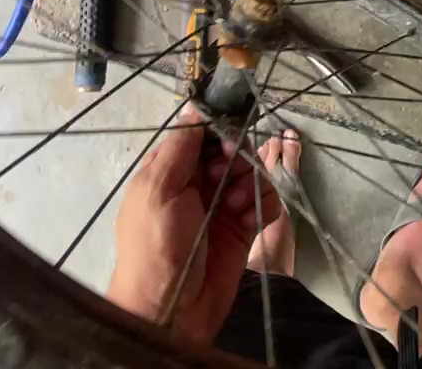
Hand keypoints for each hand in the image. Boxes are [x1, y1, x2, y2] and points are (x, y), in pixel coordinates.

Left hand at [106, 104, 279, 343]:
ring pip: (250, 171)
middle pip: (230, 147)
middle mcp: (198, 182)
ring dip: (247, 181)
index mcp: (170, 169)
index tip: (224, 139)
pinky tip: (248, 219)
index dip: (216, 130)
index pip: (201, 132)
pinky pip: (265, 200)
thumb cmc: (156, 247)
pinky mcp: (244, 228)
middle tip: (224, 174)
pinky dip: (262, 203)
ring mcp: (222, 205)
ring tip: (233, 204)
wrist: (171, 315)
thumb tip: (194, 106)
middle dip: (234, 156)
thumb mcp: (158, 190)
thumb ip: (179, 147)